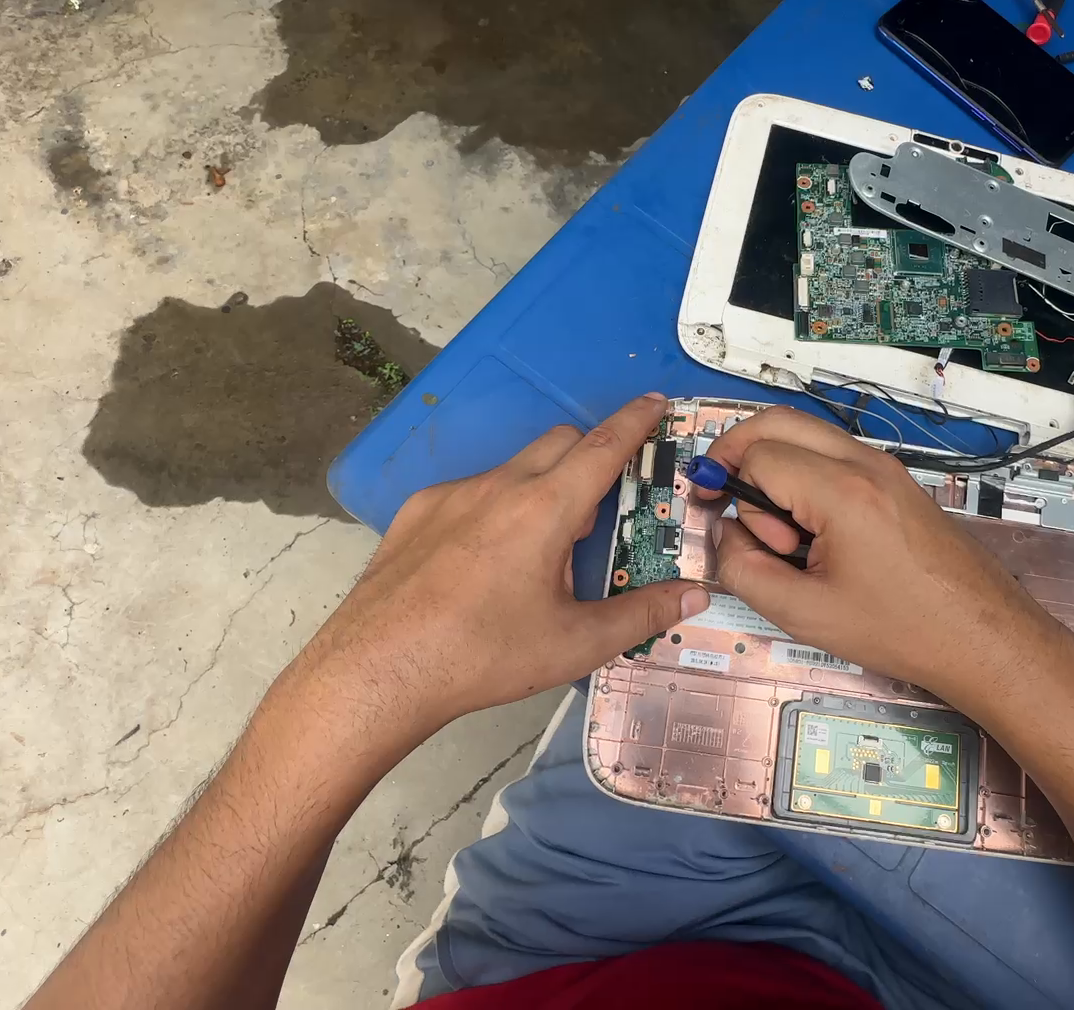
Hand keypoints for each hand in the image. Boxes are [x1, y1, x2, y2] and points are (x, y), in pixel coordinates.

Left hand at [310, 394, 708, 730]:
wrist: (376, 672)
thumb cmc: (485, 656)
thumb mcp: (575, 643)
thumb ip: (643, 615)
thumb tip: (697, 595)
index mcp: (546, 509)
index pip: (603, 446)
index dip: (635, 421)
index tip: (655, 402)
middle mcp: (500, 485)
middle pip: (560, 441)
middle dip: (590, 453)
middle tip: (601, 504)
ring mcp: (453, 494)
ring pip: (515, 467)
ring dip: (542, 487)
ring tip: (538, 551)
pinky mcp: (417, 510)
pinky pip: (472, 491)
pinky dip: (496, 507)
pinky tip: (481, 561)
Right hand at [699, 406, 1073, 699]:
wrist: (985, 638)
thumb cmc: (897, 630)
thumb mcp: (804, 614)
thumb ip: (744, 570)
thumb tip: (725, 532)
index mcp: (842, 491)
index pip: (758, 455)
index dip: (727, 485)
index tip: (723, 523)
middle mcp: (864, 463)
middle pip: (778, 420)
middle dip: (737, 449)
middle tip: (723, 494)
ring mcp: (885, 467)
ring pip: (805, 434)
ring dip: (775, 467)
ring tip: (786, 535)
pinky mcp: (895, 481)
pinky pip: (832, 457)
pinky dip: (804, 477)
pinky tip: (813, 533)